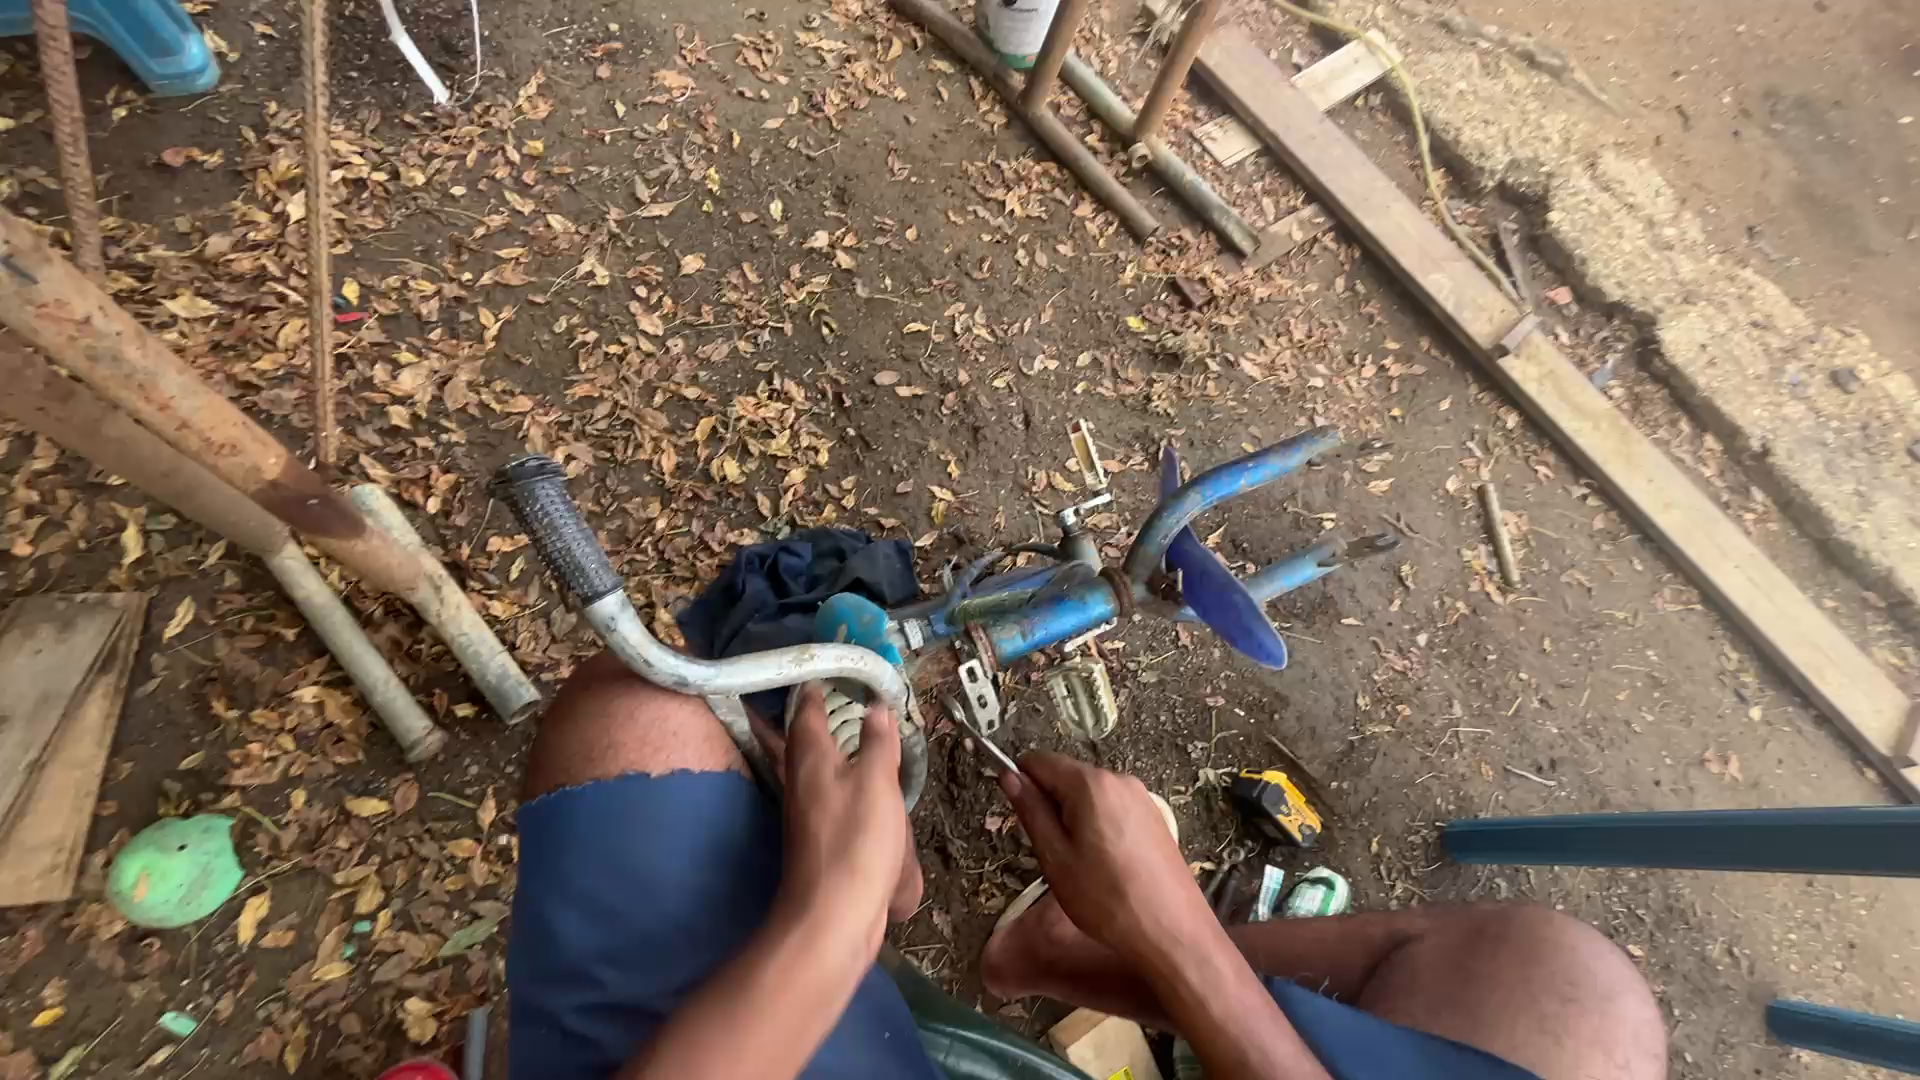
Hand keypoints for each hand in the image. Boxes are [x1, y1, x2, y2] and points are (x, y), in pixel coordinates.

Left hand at [773, 683, 907, 950]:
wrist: (833, 913)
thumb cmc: (855, 839)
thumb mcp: (877, 782)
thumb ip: (878, 742)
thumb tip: (877, 706)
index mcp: (809, 758)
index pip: (803, 711)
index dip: (812, 689)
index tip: (822, 669)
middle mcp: (798, 779)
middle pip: (799, 737)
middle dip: (810, 714)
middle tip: (829, 692)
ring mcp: (804, 809)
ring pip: (810, 764)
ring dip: (823, 743)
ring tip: (842, 727)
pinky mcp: (815, 834)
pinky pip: (822, 788)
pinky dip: (835, 772)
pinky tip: (852, 778)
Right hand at [999, 753, 1215, 969]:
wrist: (1174, 933)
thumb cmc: (1107, 900)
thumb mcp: (1056, 858)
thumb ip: (1031, 811)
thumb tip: (1008, 776)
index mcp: (1090, 784)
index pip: (1039, 760)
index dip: (1021, 783)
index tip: (1021, 818)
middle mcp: (1117, 778)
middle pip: (1065, 775)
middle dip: (1051, 804)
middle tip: (1054, 851)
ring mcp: (1140, 795)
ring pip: (1088, 793)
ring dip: (1074, 816)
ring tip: (1082, 863)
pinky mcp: (1153, 815)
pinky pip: (1111, 806)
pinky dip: (1098, 824)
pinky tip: (1107, 864)